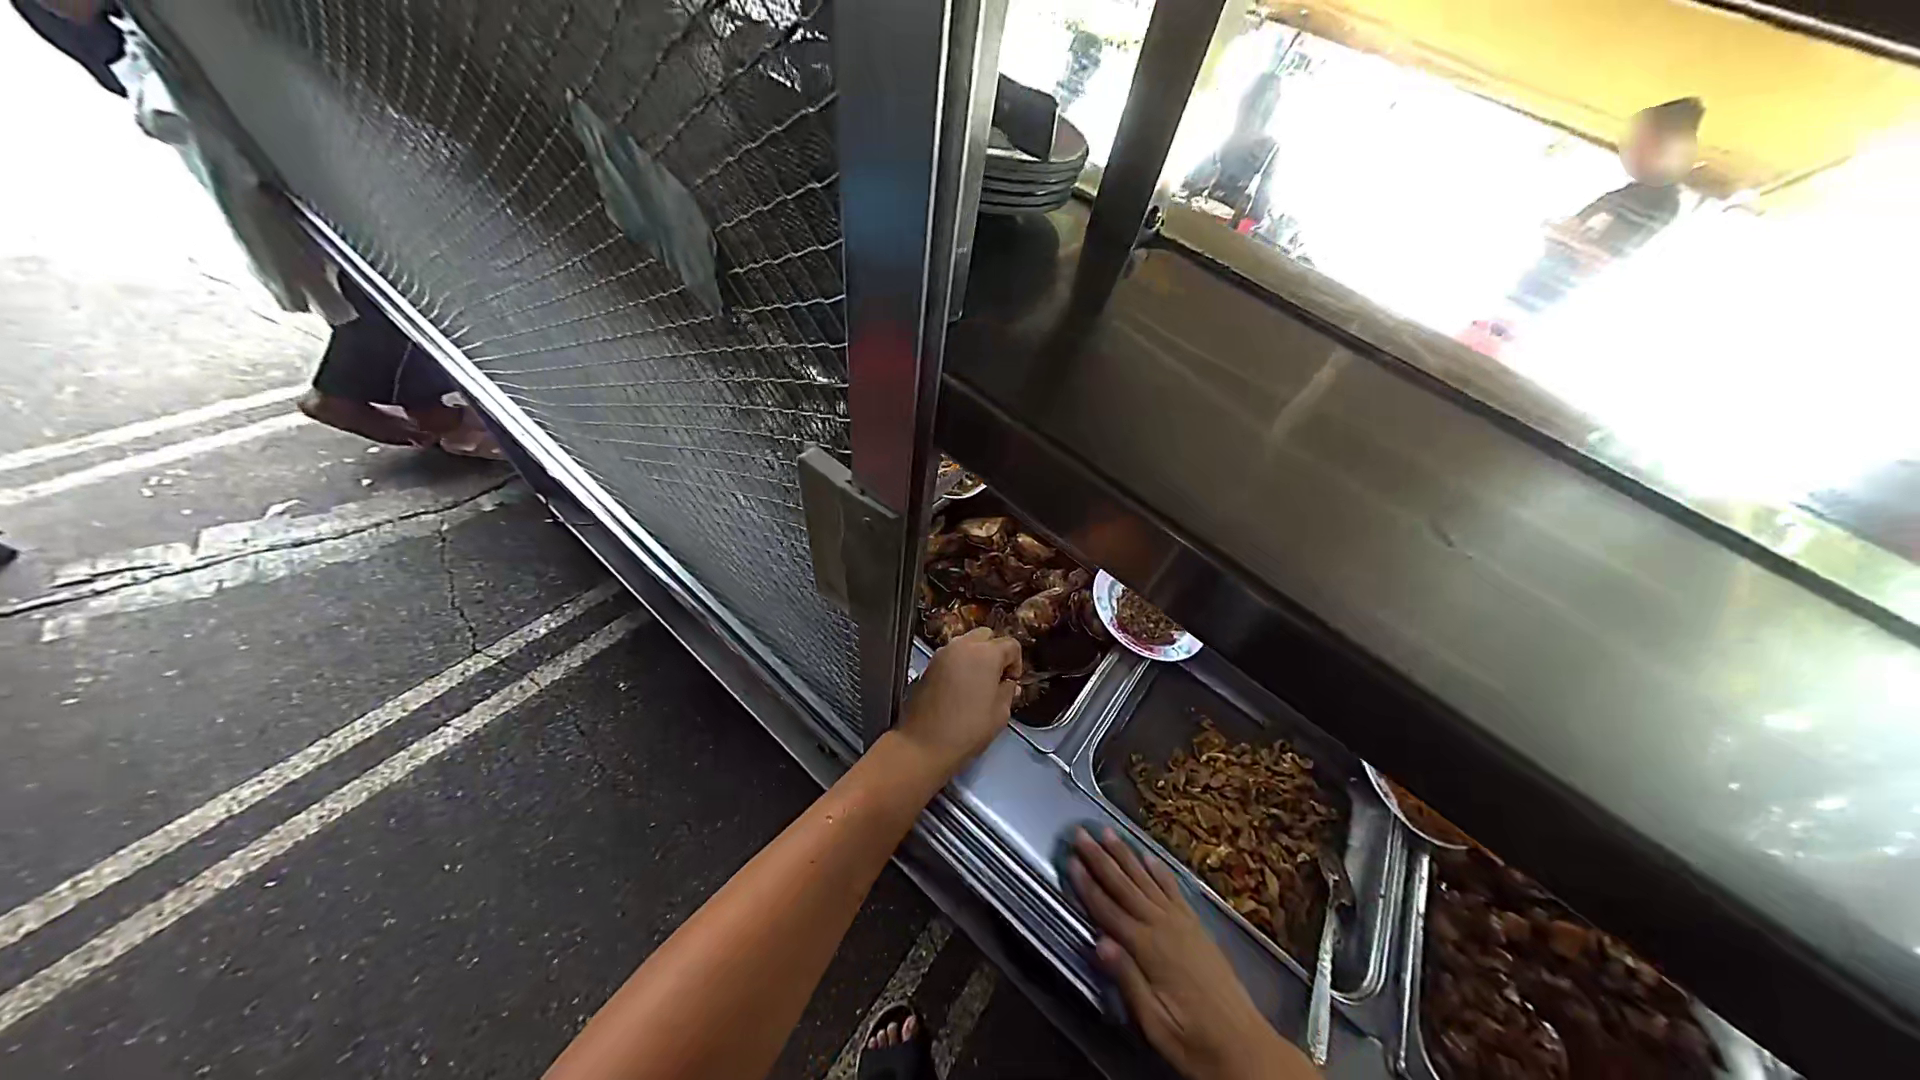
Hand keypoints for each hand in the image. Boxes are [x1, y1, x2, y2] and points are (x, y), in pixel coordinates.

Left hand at [891, 628, 1021, 779]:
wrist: (924, 744)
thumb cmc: (968, 730)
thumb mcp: (1000, 713)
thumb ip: (1008, 691)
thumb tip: (1009, 684)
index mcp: (986, 654)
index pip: (1011, 645)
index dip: (1016, 663)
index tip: (1012, 682)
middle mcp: (963, 646)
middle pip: (987, 635)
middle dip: (996, 652)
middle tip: (997, 677)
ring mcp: (943, 653)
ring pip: (967, 642)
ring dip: (976, 655)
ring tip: (978, 683)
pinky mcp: (929, 665)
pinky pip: (951, 654)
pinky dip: (960, 663)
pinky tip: (961, 687)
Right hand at [1068, 828, 1318, 1079]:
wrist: (1246, 1048)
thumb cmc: (1193, 1041)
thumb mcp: (1154, 1022)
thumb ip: (1127, 979)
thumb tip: (1099, 942)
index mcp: (1147, 949)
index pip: (1107, 910)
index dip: (1086, 884)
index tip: (1070, 859)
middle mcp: (1163, 926)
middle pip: (1123, 885)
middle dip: (1100, 858)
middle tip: (1081, 832)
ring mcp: (1182, 923)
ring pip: (1145, 880)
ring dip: (1125, 854)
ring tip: (1108, 831)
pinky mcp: (1196, 926)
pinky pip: (1173, 889)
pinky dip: (1159, 870)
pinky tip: (1148, 857)